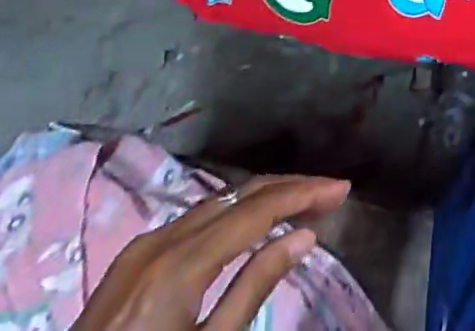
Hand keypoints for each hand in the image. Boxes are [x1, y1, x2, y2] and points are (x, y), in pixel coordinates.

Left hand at [71, 176, 349, 330]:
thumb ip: (255, 289)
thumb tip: (304, 236)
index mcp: (181, 264)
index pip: (256, 210)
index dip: (303, 193)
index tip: (341, 188)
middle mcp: (162, 239)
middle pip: (237, 195)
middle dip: (288, 186)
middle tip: (330, 190)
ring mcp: (143, 245)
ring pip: (215, 203)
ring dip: (261, 196)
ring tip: (302, 201)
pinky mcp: (132, 256)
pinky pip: (193, 219)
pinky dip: (230, 213)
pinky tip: (250, 221)